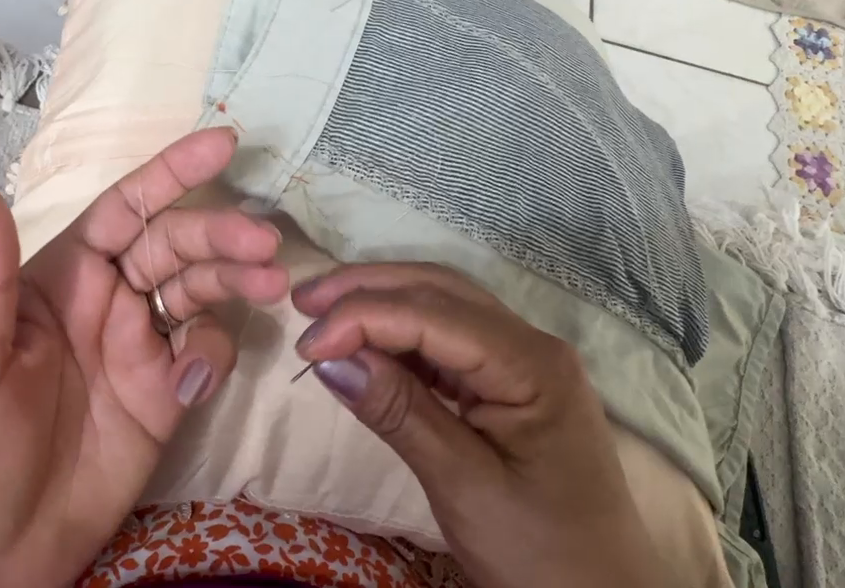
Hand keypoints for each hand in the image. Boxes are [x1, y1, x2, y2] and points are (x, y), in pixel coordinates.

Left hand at [0, 128, 288, 587]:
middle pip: (175, 243)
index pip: (125, 206)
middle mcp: (108, 296)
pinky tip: (195, 381)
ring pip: (200, 288)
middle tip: (263, 240)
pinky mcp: (166, 392)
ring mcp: (140, 343)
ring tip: (272, 283)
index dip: (171, 172)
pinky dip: (214, 353)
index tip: (222, 143)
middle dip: (220, 232)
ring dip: (236, 278)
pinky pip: (206, 351)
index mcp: (63, 274)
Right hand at [292, 263, 658, 587]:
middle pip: (437, 289)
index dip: (363, 317)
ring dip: (379, 301)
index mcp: (531, 363)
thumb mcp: (465, 489)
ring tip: (321, 310)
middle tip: (302, 300)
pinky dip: (399, 334)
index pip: (433, 314)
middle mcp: (530, 343)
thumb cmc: (543, 556)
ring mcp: (521, 360)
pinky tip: (365, 344)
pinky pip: (446, 338)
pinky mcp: (507, 381)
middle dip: (366, 288)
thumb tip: (329, 357)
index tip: (306, 344)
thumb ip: (400, 413)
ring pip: (440, 304)